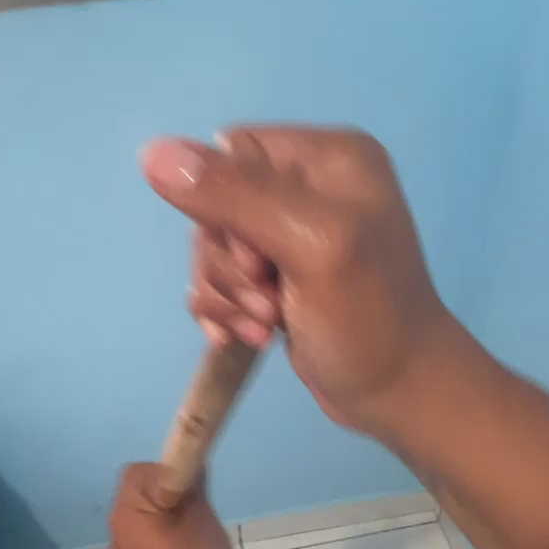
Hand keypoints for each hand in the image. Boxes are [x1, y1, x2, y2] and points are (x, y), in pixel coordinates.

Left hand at [108, 463, 233, 548]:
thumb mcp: (200, 516)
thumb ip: (192, 485)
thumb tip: (190, 465)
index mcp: (127, 510)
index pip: (141, 470)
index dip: (169, 471)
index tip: (192, 488)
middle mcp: (117, 524)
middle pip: (141, 488)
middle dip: (170, 490)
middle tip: (196, 509)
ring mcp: (123, 546)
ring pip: (146, 510)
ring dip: (169, 510)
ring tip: (194, 530)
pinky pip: (147, 530)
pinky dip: (165, 529)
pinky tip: (186, 548)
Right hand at [141, 125, 463, 436]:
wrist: (398, 396)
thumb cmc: (367, 318)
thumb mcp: (308, 244)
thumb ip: (235, 196)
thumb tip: (150, 152)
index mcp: (327, 156)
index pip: (231, 154)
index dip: (225, 210)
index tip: (260, 261)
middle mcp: (308, 187)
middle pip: (215, 206)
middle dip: (227, 265)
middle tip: (268, 301)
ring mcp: (291, 236)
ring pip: (212, 249)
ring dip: (226, 295)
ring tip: (264, 325)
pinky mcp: (276, 279)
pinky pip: (219, 281)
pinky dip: (224, 311)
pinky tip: (247, 338)